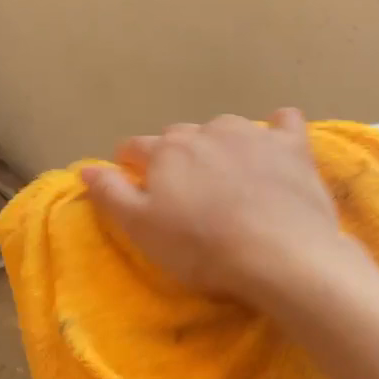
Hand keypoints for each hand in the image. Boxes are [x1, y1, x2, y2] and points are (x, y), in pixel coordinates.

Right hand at [80, 110, 366, 306]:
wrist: (279, 255)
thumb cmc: (201, 248)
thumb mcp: (141, 229)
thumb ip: (111, 194)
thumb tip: (86, 168)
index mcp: (165, 152)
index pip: (135, 148)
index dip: (131, 167)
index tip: (138, 189)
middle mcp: (205, 131)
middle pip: (180, 137)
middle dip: (178, 158)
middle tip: (187, 195)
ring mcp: (252, 134)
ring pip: (226, 129)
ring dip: (221, 146)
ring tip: (229, 180)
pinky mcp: (292, 146)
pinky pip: (283, 123)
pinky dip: (277, 131)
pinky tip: (277, 147)